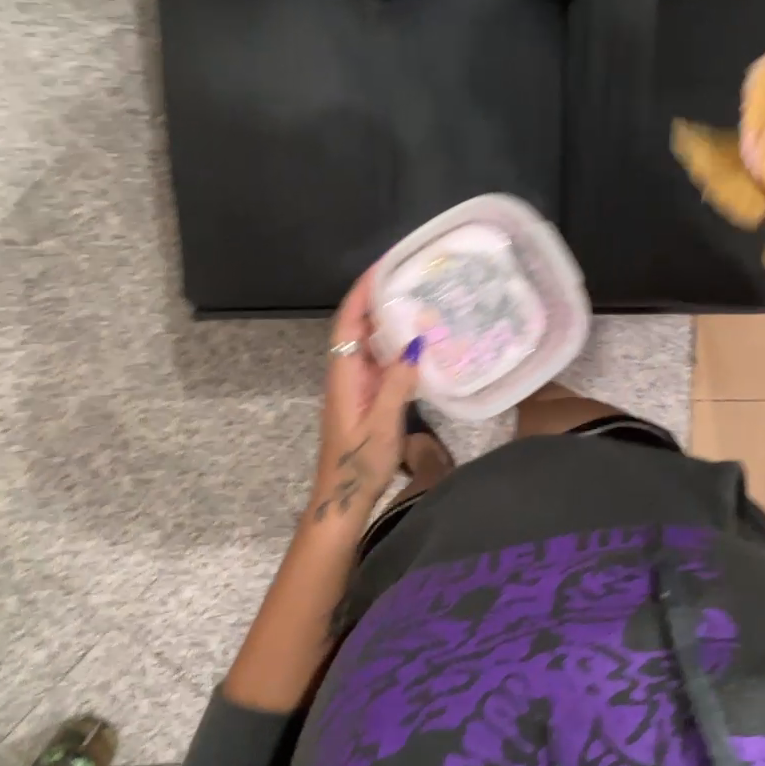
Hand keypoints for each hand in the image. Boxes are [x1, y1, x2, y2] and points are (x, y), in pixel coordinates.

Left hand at [308, 267, 420, 524]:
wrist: (343, 499)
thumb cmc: (359, 464)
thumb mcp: (383, 424)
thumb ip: (398, 383)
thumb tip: (415, 343)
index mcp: (344, 375)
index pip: (348, 322)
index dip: (362, 292)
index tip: (384, 266)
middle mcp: (347, 374)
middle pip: (358, 328)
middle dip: (379, 300)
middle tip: (412, 280)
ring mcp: (356, 388)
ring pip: (370, 345)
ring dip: (389, 323)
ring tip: (420, 303)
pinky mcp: (367, 400)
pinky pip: (381, 364)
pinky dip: (396, 349)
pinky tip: (419, 347)